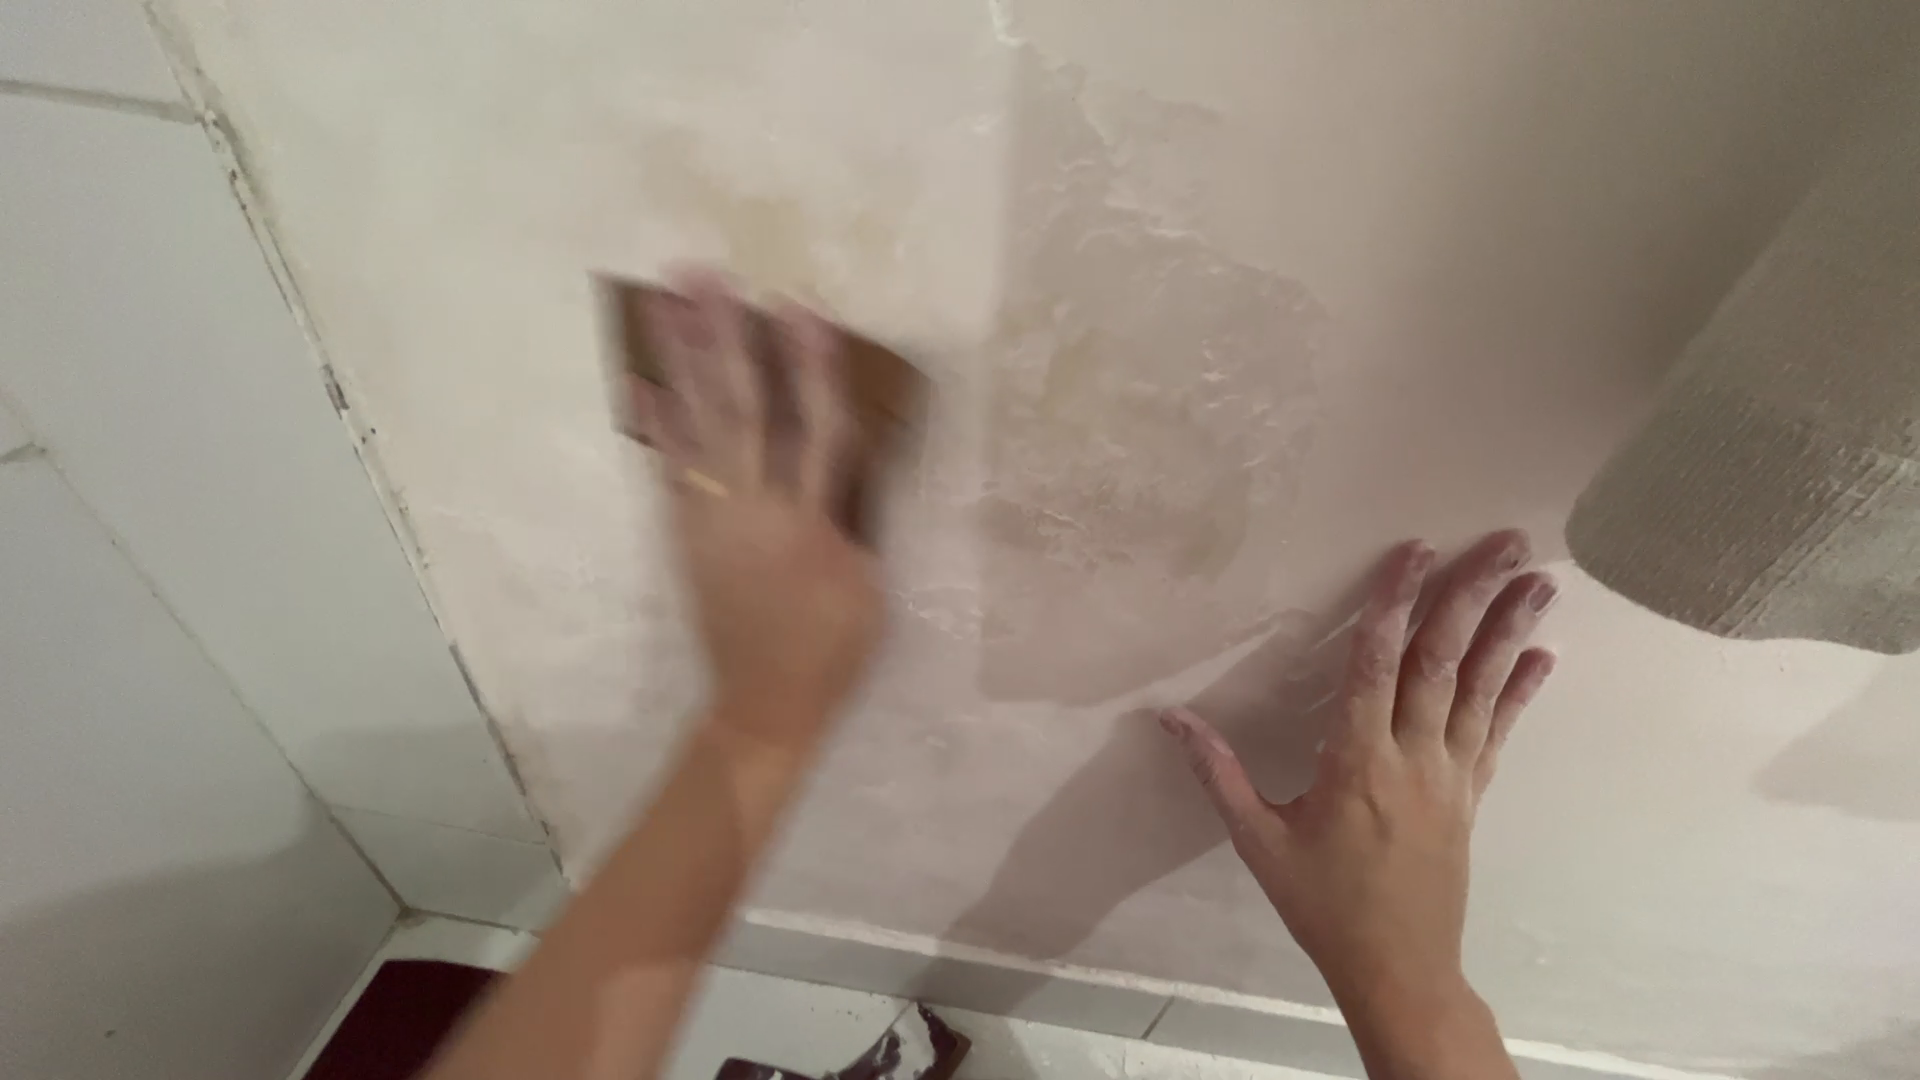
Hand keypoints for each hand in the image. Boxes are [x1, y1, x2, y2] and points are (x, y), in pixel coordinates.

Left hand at [624, 268, 884, 744]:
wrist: (763, 702)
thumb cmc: (831, 647)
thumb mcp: (867, 585)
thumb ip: (853, 516)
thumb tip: (842, 463)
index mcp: (808, 523)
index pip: (815, 429)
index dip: (811, 368)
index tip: (800, 308)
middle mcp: (752, 509)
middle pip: (740, 409)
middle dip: (724, 339)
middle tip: (703, 275)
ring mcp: (709, 519)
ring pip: (696, 427)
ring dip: (683, 361)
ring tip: (668, 303)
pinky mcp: (684, 533)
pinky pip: (667, 468)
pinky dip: (655, 423)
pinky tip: (640, 380)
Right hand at [1161, 530, 1555, 1007]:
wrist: (1401, 970)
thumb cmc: (1322, 902)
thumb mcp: (1257, 839)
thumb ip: (1217, 771)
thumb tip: (1170, 718)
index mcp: (1359, 761)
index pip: (1377, 666)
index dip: (1392, 604)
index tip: (1413, 553)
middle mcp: (1415, 758)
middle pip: (1443, 663)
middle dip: (1471, 597)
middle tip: (1505, 543)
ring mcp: (1453, 776)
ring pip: (1481, 689)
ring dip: (1507, 630)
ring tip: (1538, 580)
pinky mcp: (1471, 795)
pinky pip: (1498, 731)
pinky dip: (1519, 690)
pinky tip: (1541, 654)